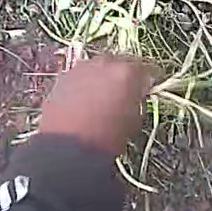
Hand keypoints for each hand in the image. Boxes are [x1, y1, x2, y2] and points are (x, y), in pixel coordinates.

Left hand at [35, 56, 153, 156]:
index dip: (148, 79)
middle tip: (126, 91)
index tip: (148, 87)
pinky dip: (86, 83)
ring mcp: (82, 68)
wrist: (67, 147)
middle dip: (124, 75)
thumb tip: (135, 96)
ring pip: (99, 67)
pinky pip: (81, 75)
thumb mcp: (134, 121)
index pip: (146, 68)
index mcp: (127, 72)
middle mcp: (105, 63)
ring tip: (104, 95)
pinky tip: (86, 98)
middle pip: (120, 63)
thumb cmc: (106, 138)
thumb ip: (138, 101)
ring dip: (104, 77)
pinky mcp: (63, 77)